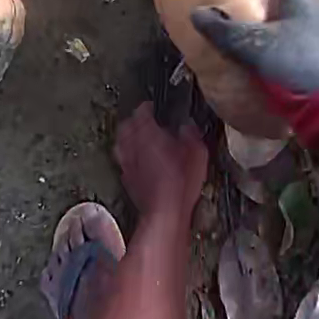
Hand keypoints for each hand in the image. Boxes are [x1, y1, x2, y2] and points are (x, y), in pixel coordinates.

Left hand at [114, 102, 207, 220]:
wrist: (165, 213)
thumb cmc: (180, 184)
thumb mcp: (197, 153)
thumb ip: (190, 135)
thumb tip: (188, 127)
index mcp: (149, 134)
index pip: (141, 112)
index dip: (146, 106)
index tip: (151, 106)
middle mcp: (134, 147)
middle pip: (126, 125)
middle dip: (133, 120)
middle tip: (141, 118)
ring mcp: (128, 164)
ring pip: (120, 142)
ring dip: (126, 137)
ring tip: (134, 135)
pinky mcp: (127, 180)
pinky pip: (123, 161)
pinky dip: (128, 156)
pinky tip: (135, 159)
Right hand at [189, 0, 318, 93]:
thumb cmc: (294, 67)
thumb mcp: (252, 48)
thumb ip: (223, 30)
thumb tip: (197, 12)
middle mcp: (315, 5)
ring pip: (301, 5)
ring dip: (283, 0)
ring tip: (265, 5)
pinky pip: (304, 26)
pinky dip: (289, 24)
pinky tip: (280, 39)